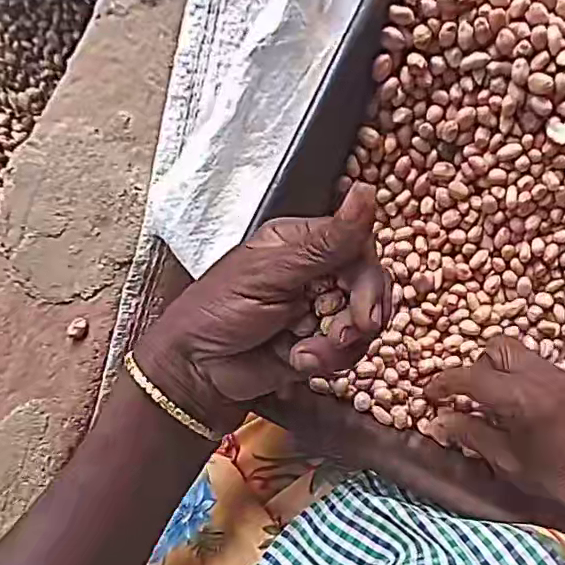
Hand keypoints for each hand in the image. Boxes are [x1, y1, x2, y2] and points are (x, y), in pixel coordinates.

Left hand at [135, 184, 390, 430]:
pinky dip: (329, 360)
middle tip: (341, 334)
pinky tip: (299, 360)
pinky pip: (349, 351)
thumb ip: (325, 242)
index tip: (364, 307)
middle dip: (360, 316)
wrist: (194, 371)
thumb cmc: (215, 312)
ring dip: (341, 344)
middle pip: (369, 287)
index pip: (359, 249)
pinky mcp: (320, 342)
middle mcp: (317, 273)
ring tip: (306, 352)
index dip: (368, 280)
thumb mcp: (271, 272)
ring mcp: (320, 309)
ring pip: (364, 323)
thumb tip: (365, 193)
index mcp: (303, 243)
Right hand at [423, 336, 564, 532]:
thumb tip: (440, 420)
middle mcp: (542, 378)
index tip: (430, 395)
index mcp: (523, 399)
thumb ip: (471, 434)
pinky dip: (517, 376)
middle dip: (476, 367)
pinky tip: (514, 407)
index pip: (472, 376)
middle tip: (468, 398)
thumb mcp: (506, 463)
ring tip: (491, 403)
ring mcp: (560, 376)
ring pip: (517, 352)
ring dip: (497, 370)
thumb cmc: (555, 484)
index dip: (445, 383)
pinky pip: (534, 365)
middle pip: (496, 348)